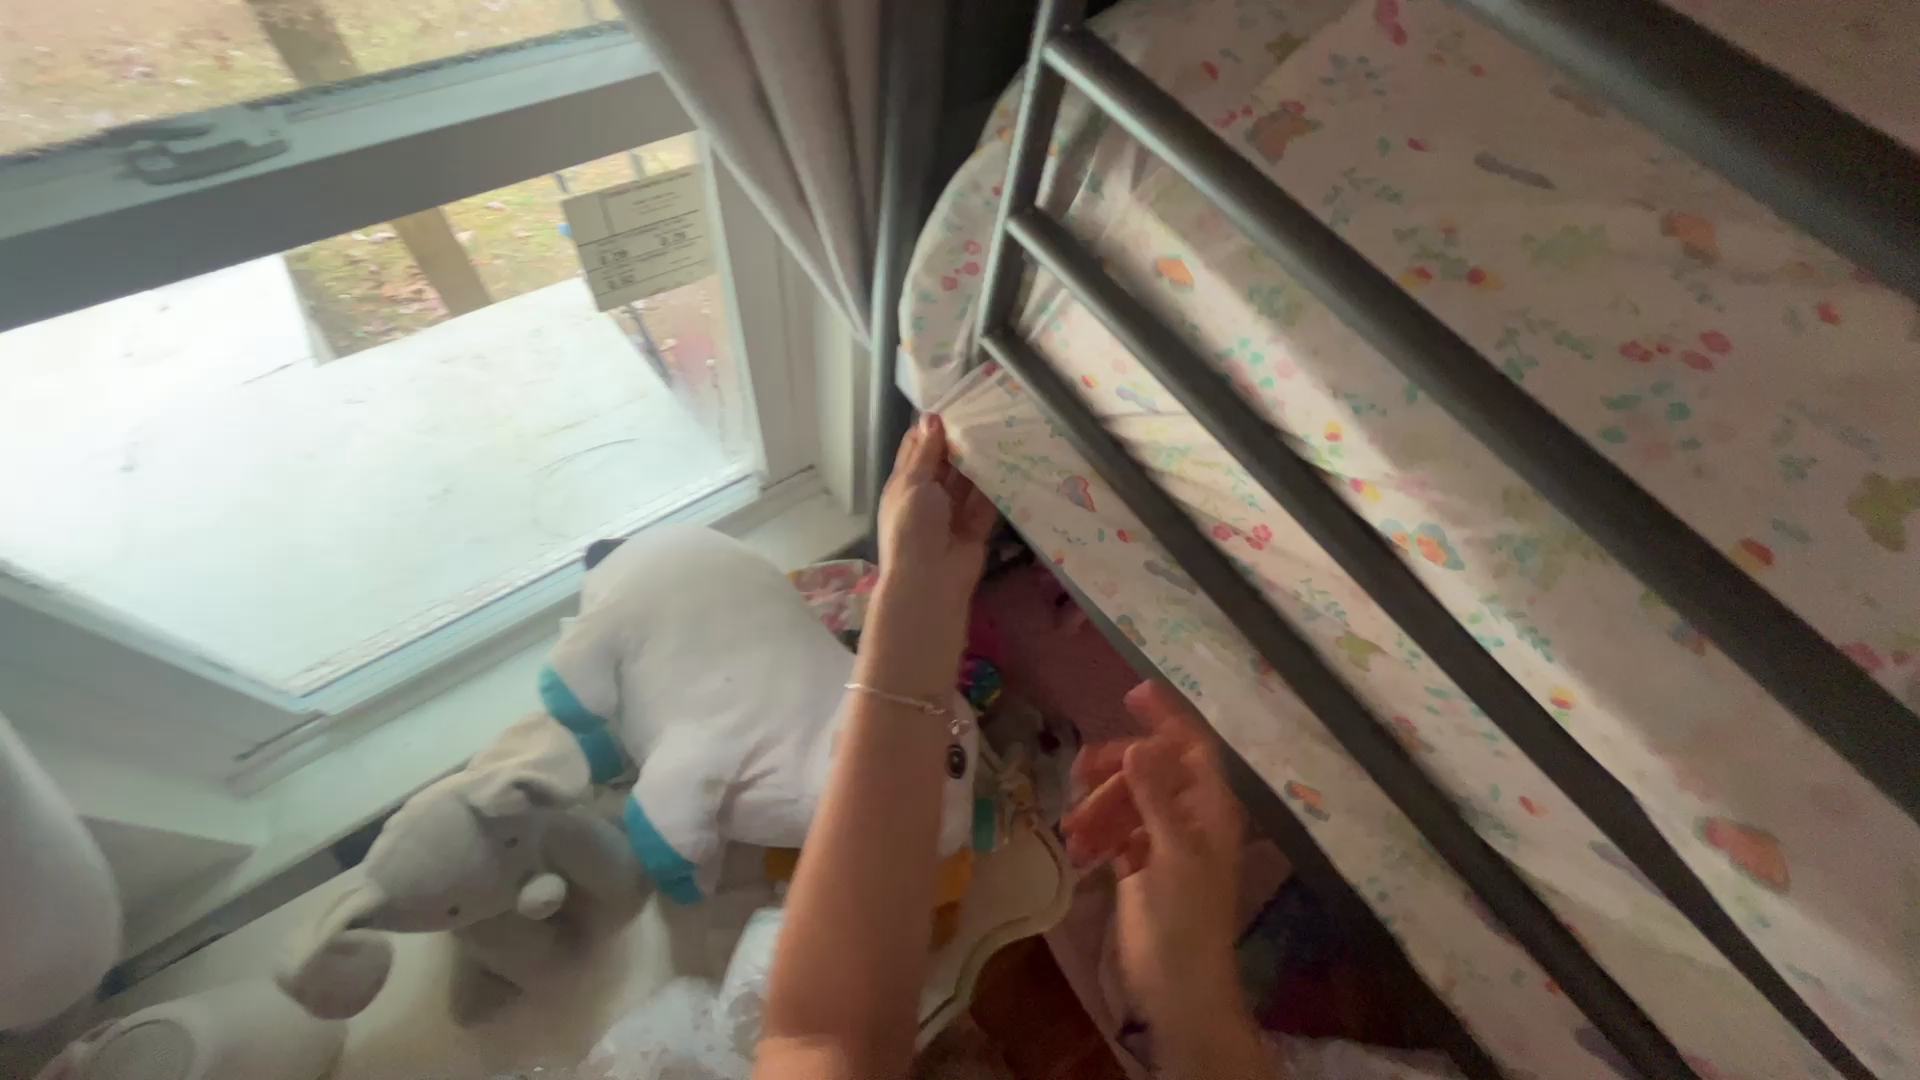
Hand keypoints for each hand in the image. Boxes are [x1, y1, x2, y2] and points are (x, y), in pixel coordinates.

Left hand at [877, 413, 996, 598]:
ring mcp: (952, 512)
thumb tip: (930, 417)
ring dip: (981, 461)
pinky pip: (987, 501)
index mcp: (905, 484)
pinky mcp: (975, 526)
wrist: (929, 580)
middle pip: (945, 462)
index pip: (917, 448)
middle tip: (987, 413)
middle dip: (961, 441)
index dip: (932, 428)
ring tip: (1002, 430)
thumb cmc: (912, 527)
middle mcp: (928, 495)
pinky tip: (1010, 461)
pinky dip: (996, 485)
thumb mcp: (913, 483)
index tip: (955, 405)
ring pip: (968, 480)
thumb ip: (926, 452)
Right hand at [1062, 682, 1251, 1046]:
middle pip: (1148, 770)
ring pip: (1125, 799)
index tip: (1133, 693)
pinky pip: (1113, 830)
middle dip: (1114, 770)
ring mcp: (1161, 839)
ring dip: (1097, 808)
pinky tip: (1078, 852)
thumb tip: (1137, 746)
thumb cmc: (1185, 919)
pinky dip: (1096, 835)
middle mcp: (1188, 816)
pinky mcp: (1138, 862)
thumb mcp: (1172, 852)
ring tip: (1073, 831)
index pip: (1191, 747)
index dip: (1167, 718)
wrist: (1177, 988)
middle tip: (1079, 772)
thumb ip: (1155, 797)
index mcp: (1209, 808)